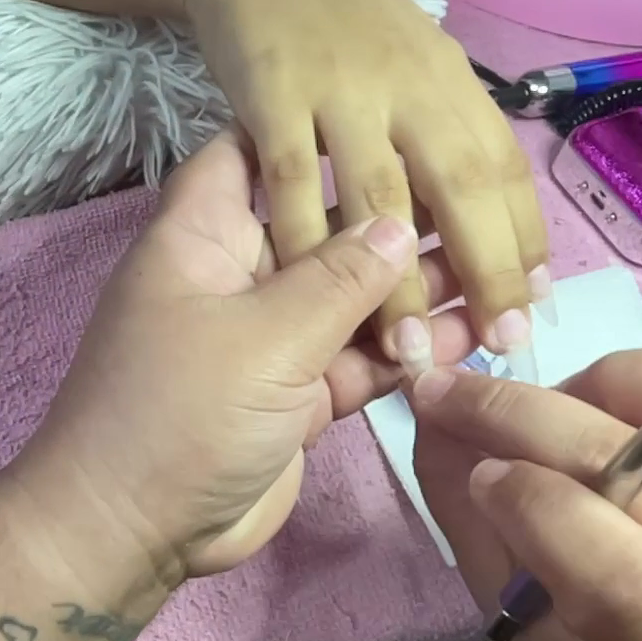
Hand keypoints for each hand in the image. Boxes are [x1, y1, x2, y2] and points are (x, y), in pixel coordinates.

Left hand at [13, 130, 478, 604]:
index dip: (305, 130)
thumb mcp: (261, 337)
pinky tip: (472, 337)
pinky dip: (404, 354)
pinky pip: (356, 360)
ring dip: (416, 295)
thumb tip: (398, 224)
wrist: (141, 528)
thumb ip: (337, 280)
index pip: (248, 154)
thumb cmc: (182, 412)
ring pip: (350, 301)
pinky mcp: (294, 395)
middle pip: (320, 230)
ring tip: (500, 278)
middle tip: (482, 211)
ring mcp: (268, 340)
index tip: (382, 112)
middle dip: (394, 222)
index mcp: (203, 238)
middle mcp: (238, 278)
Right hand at [176, 0, 548, 376]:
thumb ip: (441, 130)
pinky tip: (312, 294)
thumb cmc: (341, 22)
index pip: (504, 168)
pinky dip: (306, 242)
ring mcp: (341, 91)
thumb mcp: (411, 64)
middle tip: (500, 345)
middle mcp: (409, 85)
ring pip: (378, 197)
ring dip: (395, 279)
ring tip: (407, 349)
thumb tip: (469, 216)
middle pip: (462, 186)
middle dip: (487, 270)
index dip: (524, 240)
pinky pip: (294, 182)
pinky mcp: (275, 97)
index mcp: (449, 82)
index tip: (533, 307)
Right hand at [408, 323, 641, 640]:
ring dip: (618, 381)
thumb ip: (466, 509)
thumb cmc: (583, 619)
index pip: (628, 581)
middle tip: (452, 397)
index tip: (481, 475)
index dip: (540, 512)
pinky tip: (641, 380)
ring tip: (568, 393)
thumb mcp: (507, 592)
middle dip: (528, 422)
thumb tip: (431, 412)